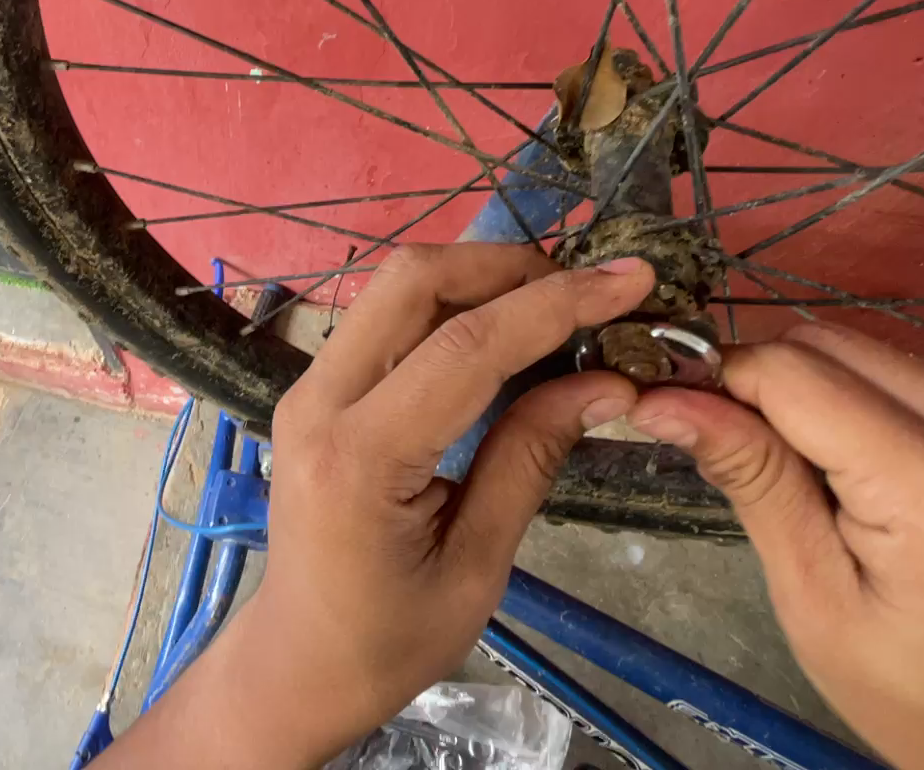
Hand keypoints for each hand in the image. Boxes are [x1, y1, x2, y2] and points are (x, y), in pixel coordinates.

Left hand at [96, 243, 654, 767]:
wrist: (297, 658)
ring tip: (549, 298)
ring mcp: (306, 387)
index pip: (464, 348)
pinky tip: (494, 324)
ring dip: (472, 276)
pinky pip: (381, 320)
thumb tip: (606, 382)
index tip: (626, 277)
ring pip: (390, 289)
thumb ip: (530, 458)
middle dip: (502, 264)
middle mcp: (319, 400)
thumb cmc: (387, 638)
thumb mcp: (477, 566)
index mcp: (359, 456)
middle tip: (579, 284)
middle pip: (408, 282)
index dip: (553, 303)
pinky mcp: (313, 389)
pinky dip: (443, 304)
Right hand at [629, 322, 923, 769]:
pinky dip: (860, 404)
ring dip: (810, 390)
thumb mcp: (815, 604)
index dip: (720, 378)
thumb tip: (659, 399)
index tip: (670, 407)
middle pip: (833, 348)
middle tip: (729, 442)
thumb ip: (751, 480)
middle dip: (760, 380)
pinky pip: (916, 382)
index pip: (797, 374)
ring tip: (799, 466)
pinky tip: (860, 469)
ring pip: (871, 356)